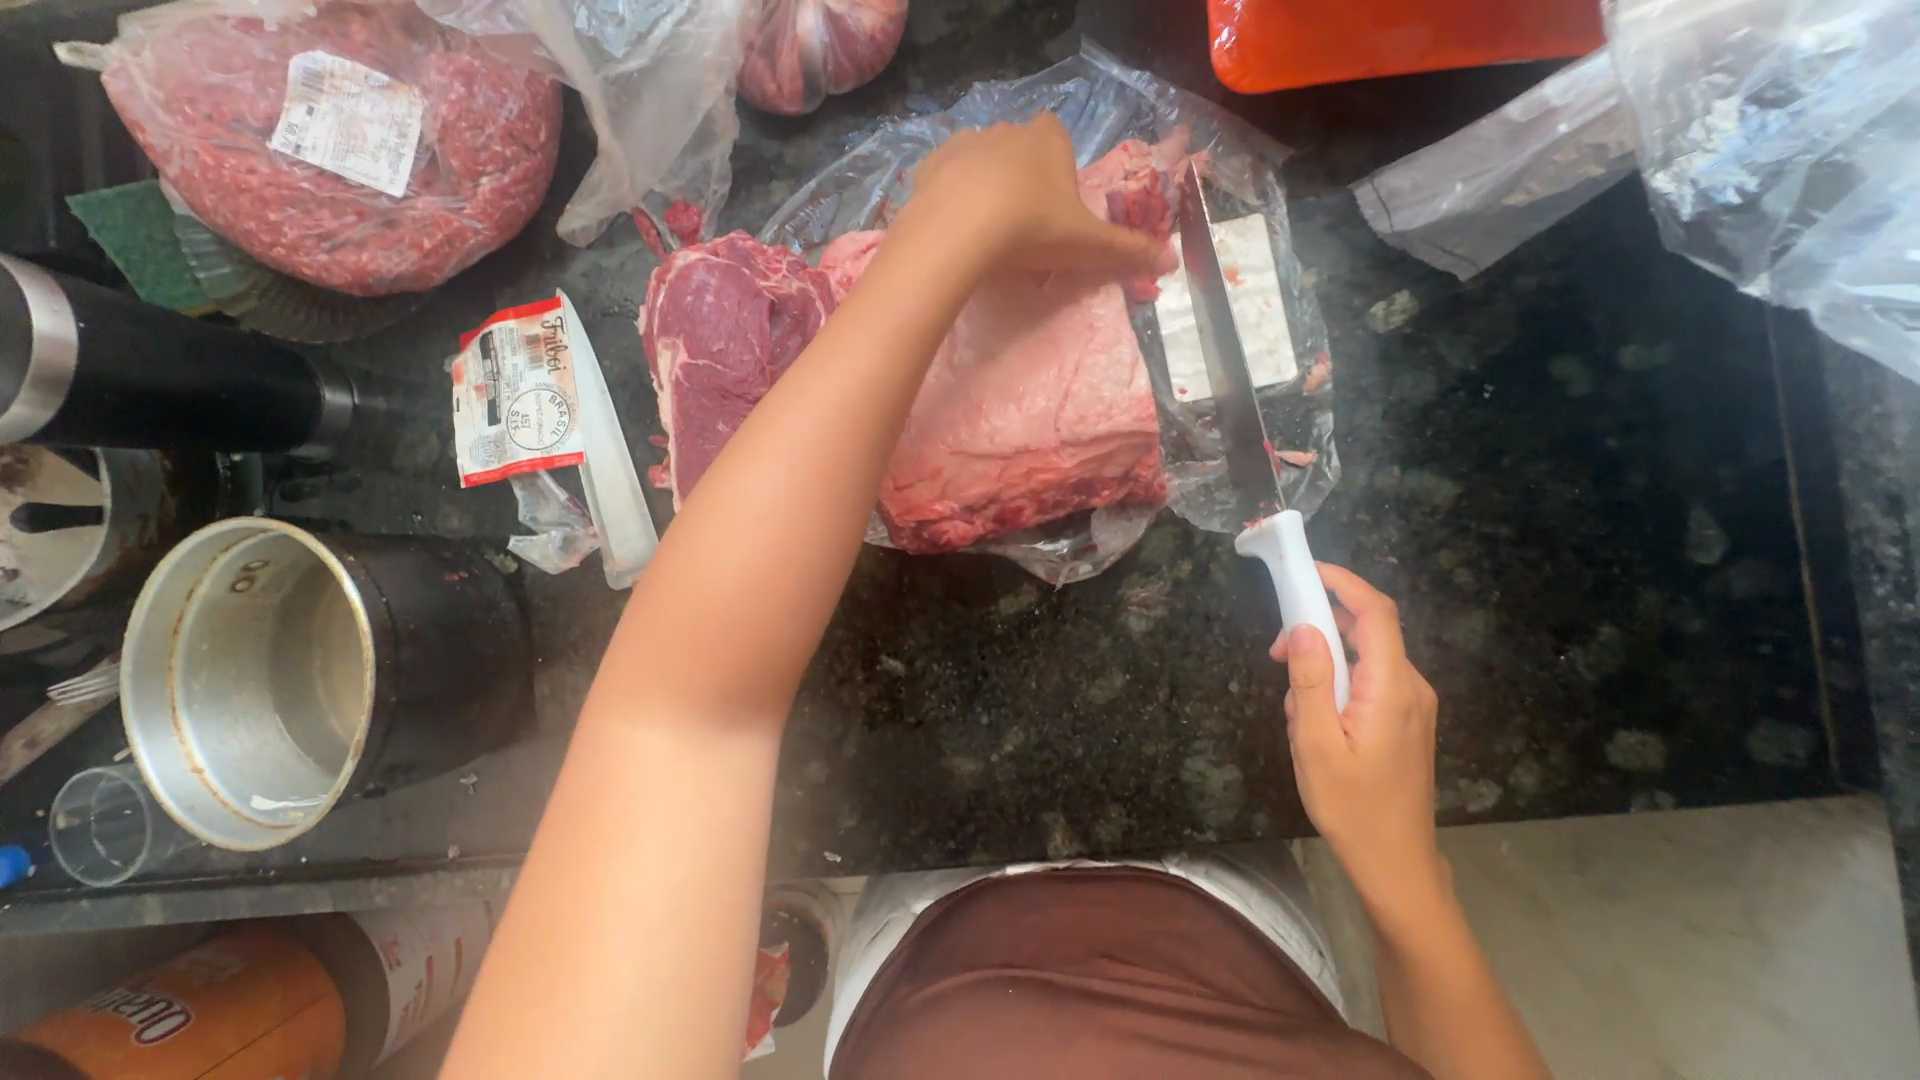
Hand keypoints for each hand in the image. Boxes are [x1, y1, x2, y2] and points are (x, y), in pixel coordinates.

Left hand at [906, 112, 1174, 280]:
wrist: (959, 233)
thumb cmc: (1032, 230)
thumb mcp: (1087, 245)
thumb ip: (1127, 251)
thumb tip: (1170, 261)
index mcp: (1048, 140)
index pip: (1058, 136)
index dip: (1057, 166)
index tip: (1054, 203)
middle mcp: (1007, 131)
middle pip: (1018, 147)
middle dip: (1020, 176)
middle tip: (1020, 225)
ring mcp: (965, 144)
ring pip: (979, 160)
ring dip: (983, 185)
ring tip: (984, 230)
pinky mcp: (930, 164)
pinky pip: (944, 176)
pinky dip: (949, 196)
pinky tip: (953, 228)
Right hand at [1272, 564, 1445, 911]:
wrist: (1395, 863)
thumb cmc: (1352, 807)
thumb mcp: (1316, 744)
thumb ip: (1311, 681)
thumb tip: (1302, 627)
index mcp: (1393, 688)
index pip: (1375, 612)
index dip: (1342, 581)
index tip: (1304, 570)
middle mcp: (1411, 687)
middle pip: (1367, 630)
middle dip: (1319, 628)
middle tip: (1275, 654)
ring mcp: (1412, 705)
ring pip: (1363, 658)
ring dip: (1323, 665)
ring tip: (1295, 708)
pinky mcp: (1405, 720)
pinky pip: (1368, 682)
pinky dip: (1336, 685)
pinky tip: (1314, 722)